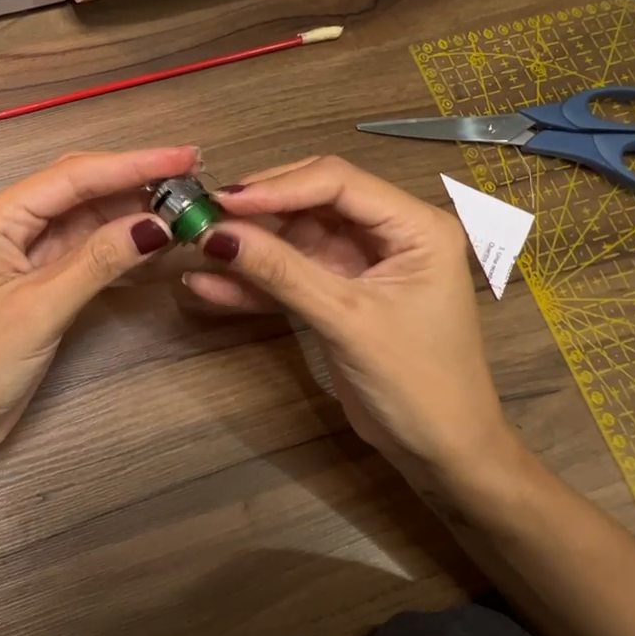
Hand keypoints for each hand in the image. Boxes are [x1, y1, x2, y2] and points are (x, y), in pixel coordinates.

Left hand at [0, 146, 197, 459]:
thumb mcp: (40, 309)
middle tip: (194, 175)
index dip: (133, 163)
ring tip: (185, 205)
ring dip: (131, 213)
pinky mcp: (37, 281)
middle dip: (134, 180)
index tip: (185, 156)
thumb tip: (159, 224)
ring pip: (86, 219)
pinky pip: (84, 251)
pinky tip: (154, 242)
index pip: (73, 175)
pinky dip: (118, 247)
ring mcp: (24, 252)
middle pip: (80, 188)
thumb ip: (98, 262)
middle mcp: (10, 223)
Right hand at [180, 156, 512, 479]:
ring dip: (246, 244)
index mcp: (413, 224)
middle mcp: (386, 231)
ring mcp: (358, 261)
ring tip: (193, 245)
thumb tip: (212, 235)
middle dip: (256, 209)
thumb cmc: (417, 382)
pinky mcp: (335, 290)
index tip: (221, 201)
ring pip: (291, 235)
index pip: (337, 181)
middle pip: (309, 199)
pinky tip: (207, 285)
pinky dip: (251, 281)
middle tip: (201, 215)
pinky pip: (287, 273)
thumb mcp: (347, 320)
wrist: (441, 454)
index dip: (277, 186)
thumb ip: (281, 272)